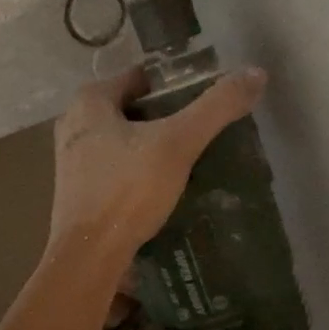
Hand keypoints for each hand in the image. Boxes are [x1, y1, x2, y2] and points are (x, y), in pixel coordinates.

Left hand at [47, 66, 265, 264]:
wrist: (88, 256)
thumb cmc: (128, 190)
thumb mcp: (178, 144)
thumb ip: (216, 108)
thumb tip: (256, 73)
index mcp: (90, 101)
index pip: (142, 77)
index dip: (177, 84)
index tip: (209, 99)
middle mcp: (74, 124)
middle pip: (134, 110)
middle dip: (167, 118)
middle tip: (206, 130)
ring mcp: (73, 161)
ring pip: (125, 142)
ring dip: (154, 147)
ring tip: (192, 158)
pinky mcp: (79, 193)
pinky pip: (118, 170)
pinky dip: (140, 172)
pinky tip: (167, 187)